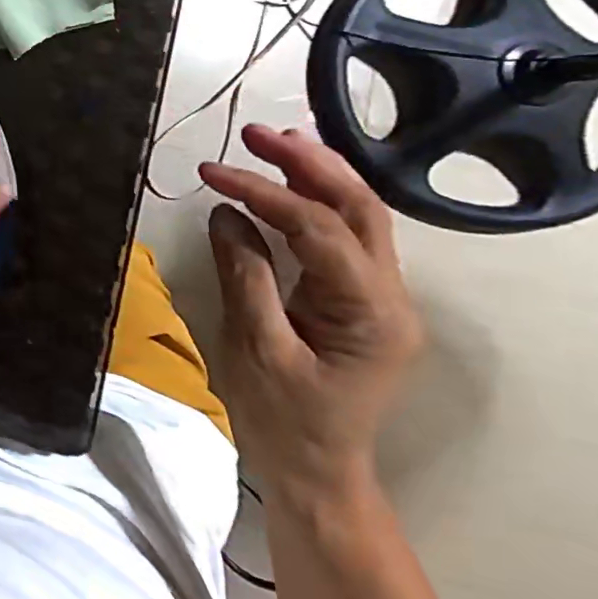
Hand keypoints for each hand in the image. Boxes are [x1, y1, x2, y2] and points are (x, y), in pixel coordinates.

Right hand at [201, 126, 422, 507]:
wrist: (315, 465)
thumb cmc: (282, 413)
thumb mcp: (256, 346)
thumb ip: (245, 276)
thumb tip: (226, 216)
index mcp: (369, 311)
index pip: (317, 230)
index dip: (264, 193)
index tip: (209, 171)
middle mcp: (388, 296)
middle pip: (359, 211)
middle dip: (310, 165)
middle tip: (256, 133)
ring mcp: (377, 297)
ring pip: (357, 219)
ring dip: (316, 176)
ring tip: (271, 143)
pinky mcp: (355, 300)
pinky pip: (339, 239)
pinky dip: (312, 204)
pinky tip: (283, 185)